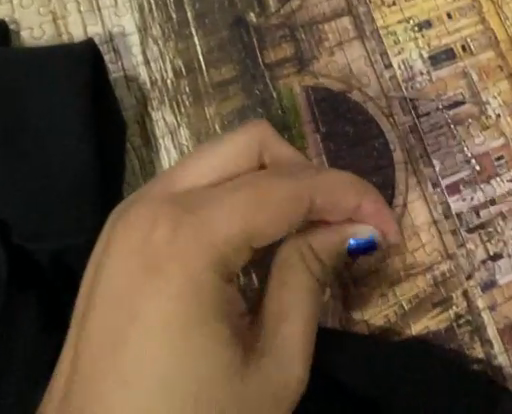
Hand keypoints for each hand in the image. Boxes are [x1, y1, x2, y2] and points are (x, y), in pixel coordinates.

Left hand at [40, 121, 400, 413]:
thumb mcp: (270, 368)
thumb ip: (309, 277)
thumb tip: (348, 227)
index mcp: (188, 234)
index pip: (289, 186)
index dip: (349, 197)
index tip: (391, 228)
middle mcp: (153, 203)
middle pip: (252, 144)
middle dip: (308, 174)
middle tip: (346, 225)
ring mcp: (129, 215)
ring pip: (220, 158)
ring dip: (272, 182)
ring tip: (309, 234)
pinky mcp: (120, 235)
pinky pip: (191, 186)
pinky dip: (234, 197)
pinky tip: (258, 246)